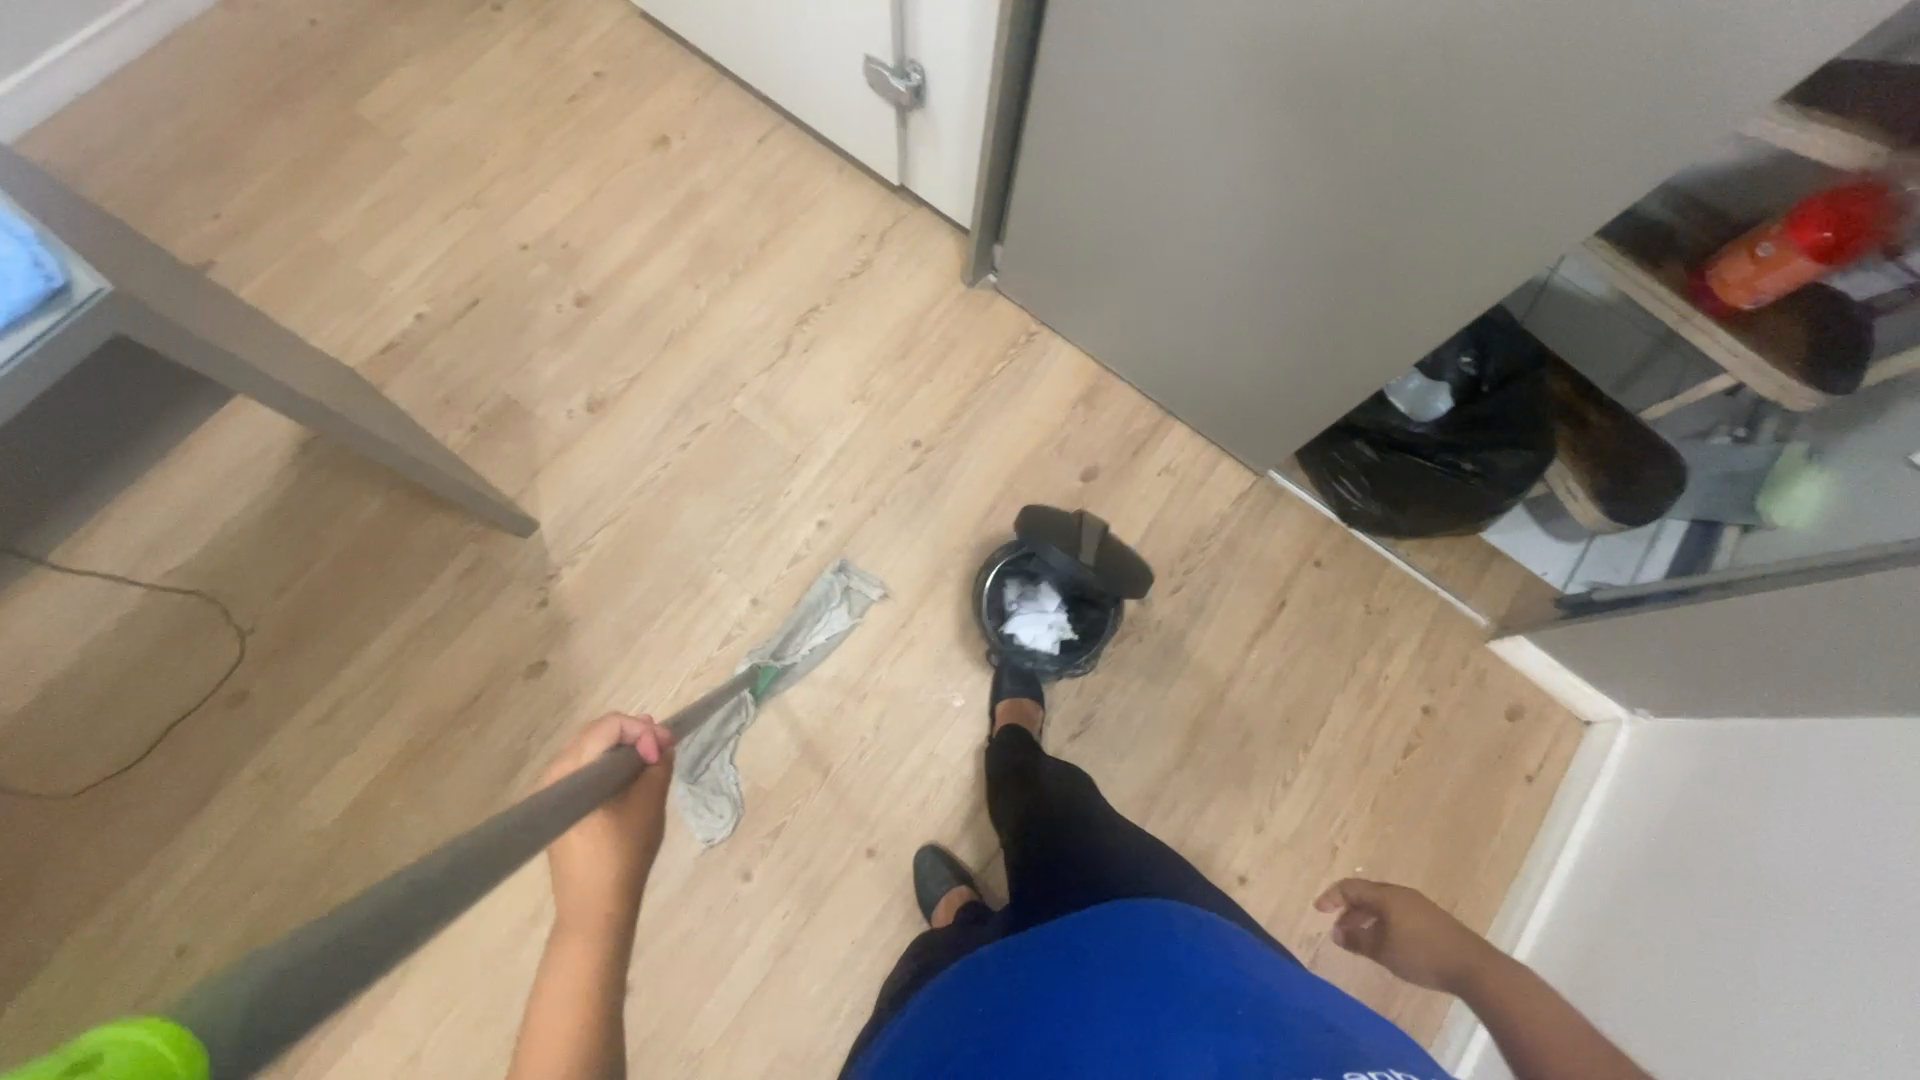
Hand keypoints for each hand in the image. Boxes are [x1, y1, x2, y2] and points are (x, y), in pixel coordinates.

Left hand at [540, 713, 675, 939]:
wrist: (594, 909)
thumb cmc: (622, 856)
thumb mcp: (649, 804)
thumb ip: (657, 766)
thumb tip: (661, 741)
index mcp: (571, 771)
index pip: (609, 726)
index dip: (643, 730)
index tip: (666, 749)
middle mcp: (554, 774)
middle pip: (596, 732)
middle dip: (634, 733)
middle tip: (664, 747)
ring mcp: (552, 790)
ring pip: (591, 749)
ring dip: (623, 747)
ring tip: (652, 757)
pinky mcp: (559, 805)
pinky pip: (585, 768)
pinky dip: (610, 764)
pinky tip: (631, 774)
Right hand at [1313, 878, 1502, 994]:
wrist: (1474, 968)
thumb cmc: (1422, 954)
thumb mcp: (1383, 950)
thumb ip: (1356, 940)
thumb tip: (1336, 933)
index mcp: (1386, 896)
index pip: (1350, 887)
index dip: (1331, 897)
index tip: (1318, 910)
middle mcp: (1401, 895)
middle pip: (1367, 895)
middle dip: (1349, 910)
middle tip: (1339, 928)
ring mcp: (1419, 906)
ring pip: (1384, 906)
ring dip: (1367, 919)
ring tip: (1360, 939)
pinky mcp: (1433, 920)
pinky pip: (1398, 914)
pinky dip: (1384, 924)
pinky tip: (1386, 943)